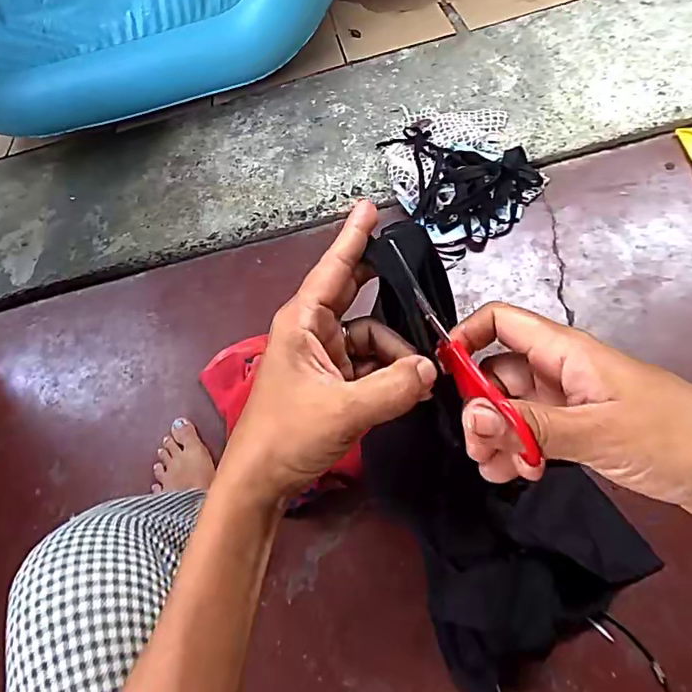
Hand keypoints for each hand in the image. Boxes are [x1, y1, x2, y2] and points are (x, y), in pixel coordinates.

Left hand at [218, 200, 436, 505]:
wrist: (260, 485)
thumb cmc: (285, 437)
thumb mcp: (344, 411)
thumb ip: (393, 388)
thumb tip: (430, 368)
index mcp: (303, 322)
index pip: (334, 268)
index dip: (354, 236)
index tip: (370, 207)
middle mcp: (314, 330)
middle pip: (356, 293)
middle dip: (387, 288)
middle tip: (415, 277)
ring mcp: (325, 356)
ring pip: (374, 337)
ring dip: (398, 355)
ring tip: (420, 379)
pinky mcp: (334, 380)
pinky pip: (372, 364)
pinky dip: (392, 375)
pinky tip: (409, 391)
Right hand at [451, 303, 691, 524]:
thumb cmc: (675, 436)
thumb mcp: (600, 431)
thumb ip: (534, 424)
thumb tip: (475, 416)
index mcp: (566, 351)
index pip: (500, 321)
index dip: (466, 338)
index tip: (444, 380)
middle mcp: (563, 370)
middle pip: (499, 371)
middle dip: (481, 406)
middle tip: (483, 448)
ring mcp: (573, 402)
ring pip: (514, 407)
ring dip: (499, 435)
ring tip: (500, 470)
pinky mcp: (585, 432)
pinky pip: (536, 433)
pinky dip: (522, 451)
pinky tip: (523, 475)